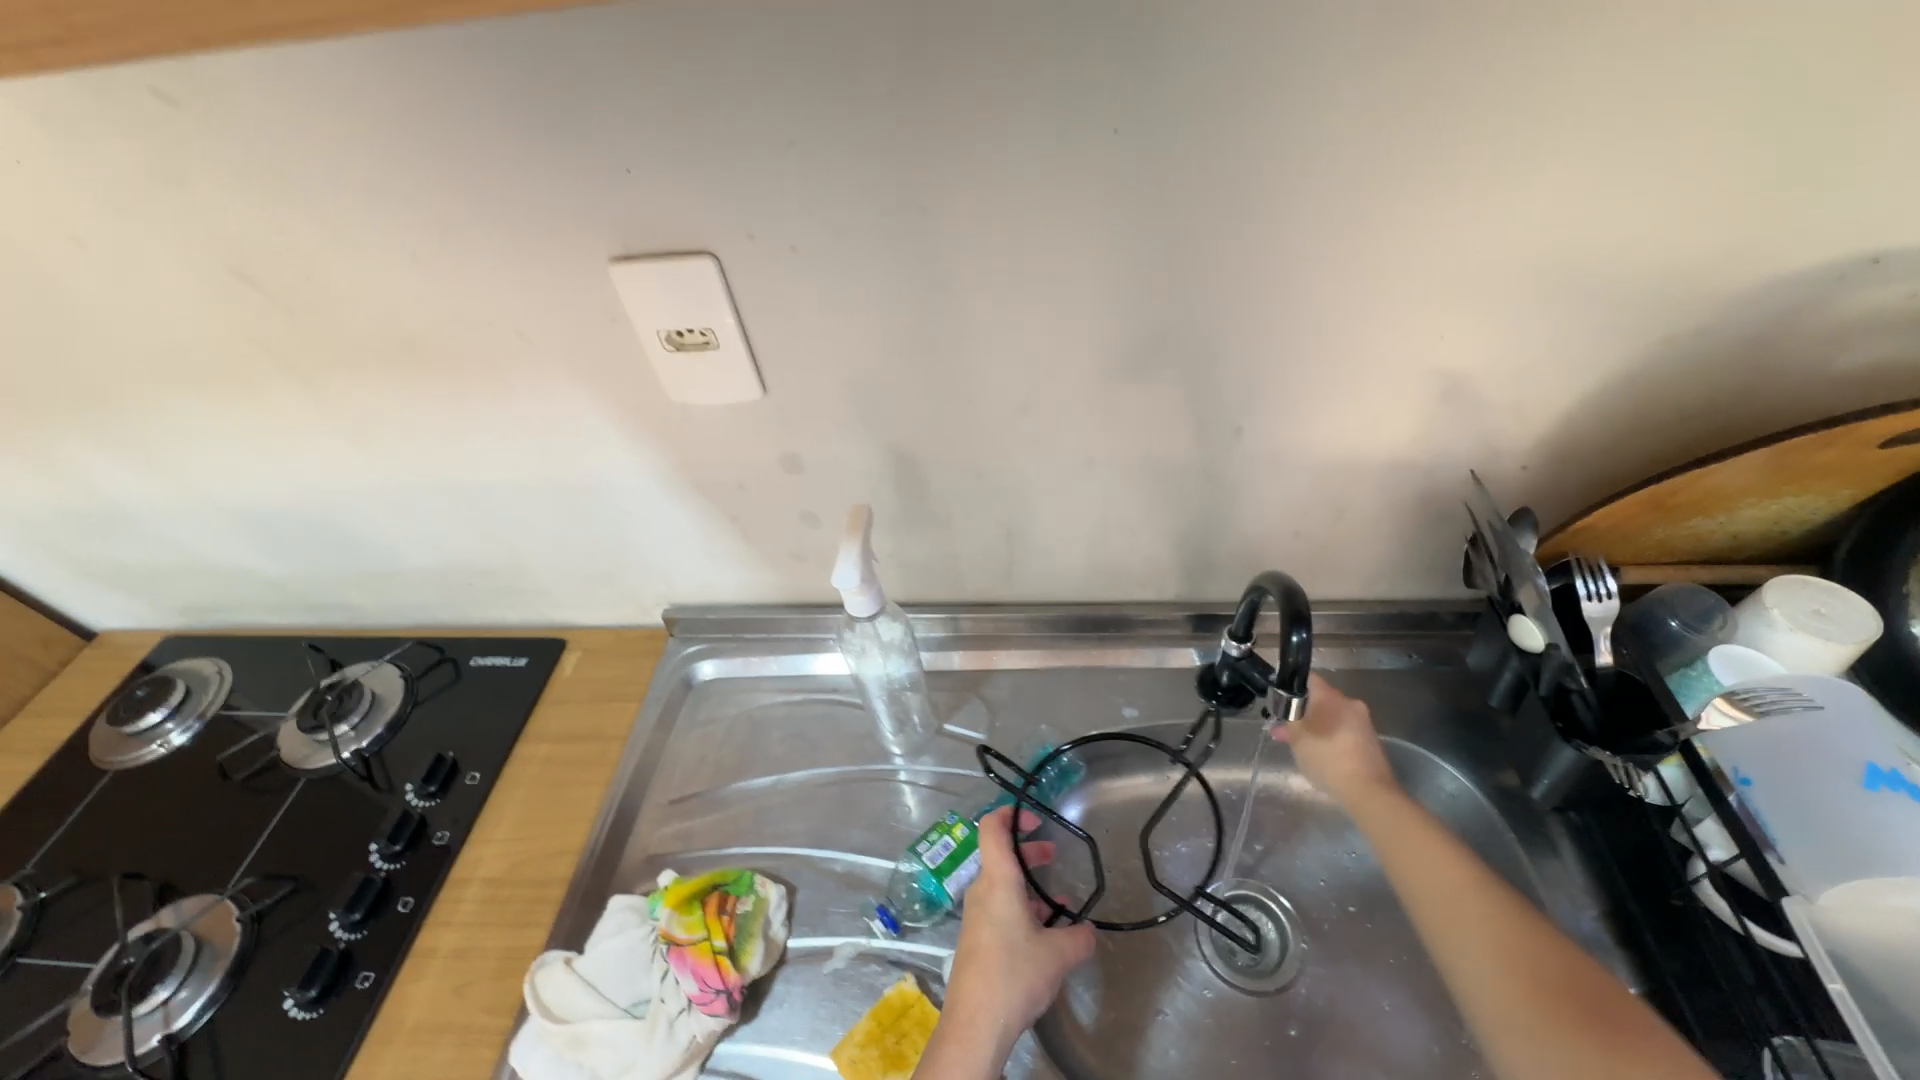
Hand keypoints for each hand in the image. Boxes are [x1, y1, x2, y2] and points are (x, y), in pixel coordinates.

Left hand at [941, 806, 1095, 1052]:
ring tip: (1057, 901)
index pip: (992, 828)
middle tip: (1053, 854)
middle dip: (1028, 852)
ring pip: (1001, 885)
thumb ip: (1079, 938)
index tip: (1035, 819)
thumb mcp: (1059, 955)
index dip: (1010, 814)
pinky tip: (1044, 932)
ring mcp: (976, 916)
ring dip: (1027, 885)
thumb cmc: (1014, 975)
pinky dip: (1020, 907)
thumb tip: (1089, 932)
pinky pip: (999, 909)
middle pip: (1000, 856)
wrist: (975, 1024)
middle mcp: (982, 892)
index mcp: (997, 881)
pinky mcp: (977, 939)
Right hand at [1273, 673, 1395, 804]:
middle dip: (1304, 713)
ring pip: (1333, 717)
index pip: (1309, 679)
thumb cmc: (1326, 757)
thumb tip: (1285, 717)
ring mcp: (1363, 722)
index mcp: (1330, 697)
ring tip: (1302, 746)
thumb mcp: (1296, 739)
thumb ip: (1288, 723)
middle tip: (1288, 730)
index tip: (1282, 702)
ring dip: (1318, 727)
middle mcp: (1350, 703)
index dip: (1292, 687)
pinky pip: (1345, 731)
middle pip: (1321, 700)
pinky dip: (1332, 738)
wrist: (1368, 790)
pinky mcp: (1371, 740)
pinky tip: (1322, 756)